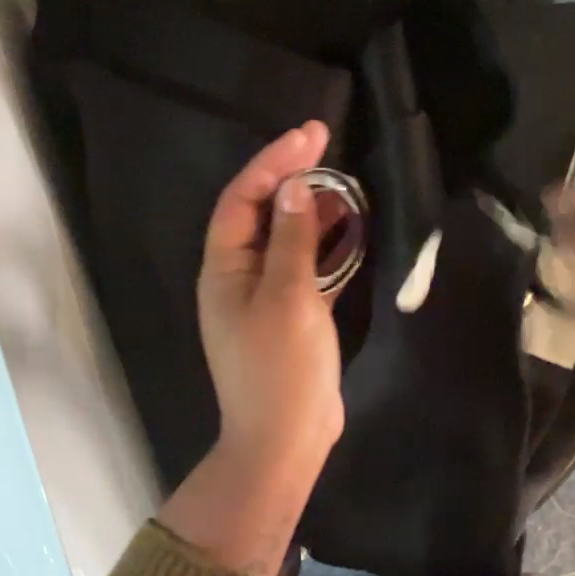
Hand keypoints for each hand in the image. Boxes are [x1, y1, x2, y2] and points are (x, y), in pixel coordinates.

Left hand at [159, 122, 343, 575]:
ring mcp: (264, 300)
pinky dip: (325, 247)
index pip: (243, 199)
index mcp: (224, 269)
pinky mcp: (291, 319)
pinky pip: (305, 269)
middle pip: (262, 214)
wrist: (284, 441)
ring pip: (286, 241)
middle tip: (331, 148)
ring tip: (346, 185)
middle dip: (293, 180)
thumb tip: (297, 186)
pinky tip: (350, 232)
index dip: (274, 163)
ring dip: (312, 212)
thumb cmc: (281, 369)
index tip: (312, 134)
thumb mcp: (289, 298)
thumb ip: (293, 240)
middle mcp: (238, 278)